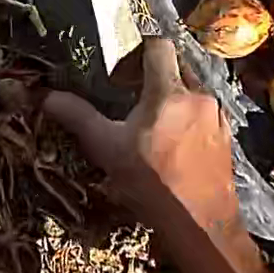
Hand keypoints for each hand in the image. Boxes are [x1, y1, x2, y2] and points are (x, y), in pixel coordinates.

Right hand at [37, 38, 273, 272]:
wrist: (202, 227)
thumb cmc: (152, 183)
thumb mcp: (108, 149)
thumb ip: (78, 117)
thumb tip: (45, 96)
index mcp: (169, 91)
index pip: (160, 45)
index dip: (141, 47)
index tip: (124, 64)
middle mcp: (198, 96)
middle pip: (178, 65)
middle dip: (156, 72)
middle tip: (133, 90)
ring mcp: (217, 117)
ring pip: (193, 89)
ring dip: (174, 94)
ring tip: (153, 118)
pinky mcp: (227, 137)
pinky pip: (206, 112)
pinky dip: (190, 116)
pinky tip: (175, 140)